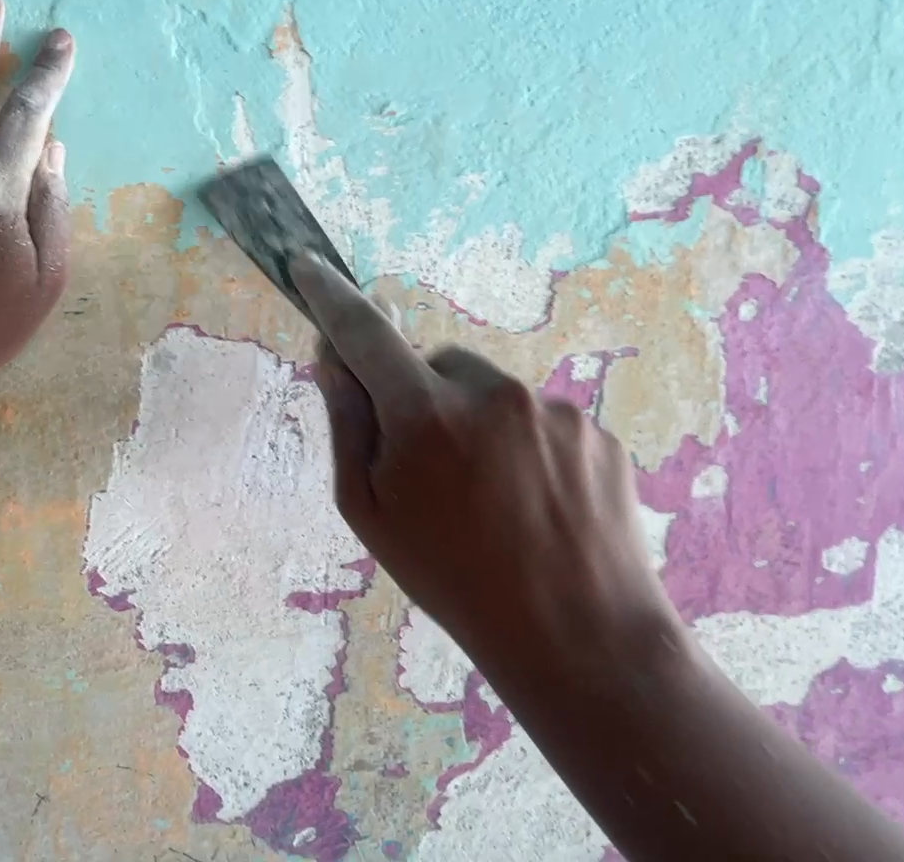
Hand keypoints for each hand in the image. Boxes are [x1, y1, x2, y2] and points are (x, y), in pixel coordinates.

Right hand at [289, 253, 680, 682]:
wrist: (578, 637)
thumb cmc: (447, 576)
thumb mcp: (366, 510)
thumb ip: (346, 423)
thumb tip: (332, 358)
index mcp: (424, 414)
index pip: (363, 332)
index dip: (330, 295)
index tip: (307, 265)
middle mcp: (491, 392)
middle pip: (433, 363)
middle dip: (418, 393)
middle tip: (426, 465)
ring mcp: (553, 408)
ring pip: (487, 388)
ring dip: (472, 419)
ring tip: (486, 492)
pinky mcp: (596, 428)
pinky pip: (537, 414)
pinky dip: (520, 440)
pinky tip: (529, 498)